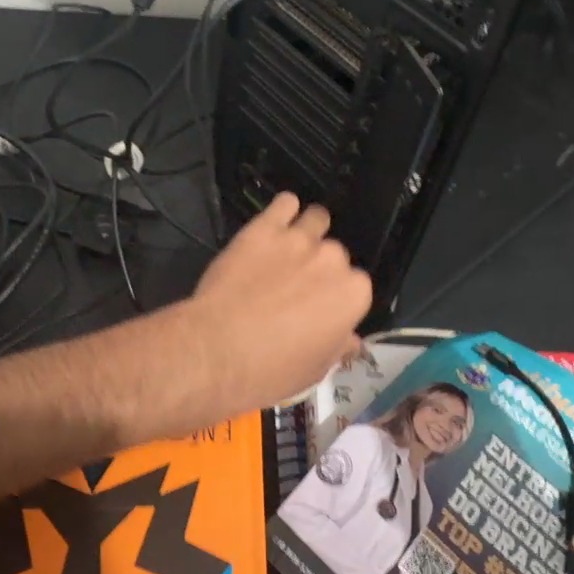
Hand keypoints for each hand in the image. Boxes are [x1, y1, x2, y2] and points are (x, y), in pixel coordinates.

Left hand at [178, 193, 372, 414]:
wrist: (217, 350)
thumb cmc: (271, 370)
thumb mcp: (315, 370)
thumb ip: (338, 347)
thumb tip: (350, 340)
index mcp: (353, 294)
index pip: (356, 286)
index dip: (337, 298)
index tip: (320, 309)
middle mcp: (333, 259)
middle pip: (334, 255)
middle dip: (320, 268)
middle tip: (296, 287)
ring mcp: (299, 239)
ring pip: (315, 220)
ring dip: (308, 231)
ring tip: (290, 247)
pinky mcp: (265, 227)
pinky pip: (284, 204)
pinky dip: (284, 210)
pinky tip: (277, 220)